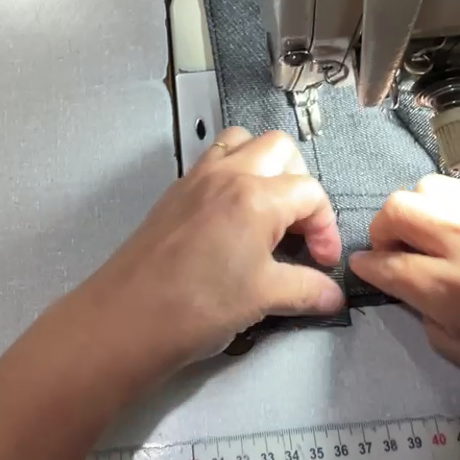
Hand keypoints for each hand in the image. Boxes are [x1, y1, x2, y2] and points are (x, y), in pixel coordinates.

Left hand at [57, 128, 344, 379]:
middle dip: (299, 182)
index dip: (325, 227)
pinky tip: (232, 217)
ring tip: (267, 209)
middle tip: (298, 226)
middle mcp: (228, 174)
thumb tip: (331, 294)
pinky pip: (213, 159)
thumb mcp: (264, 299)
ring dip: (264, 165)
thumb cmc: (197, 306)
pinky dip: (233, 172)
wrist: (128, 318)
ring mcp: (198, 177)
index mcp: (256, 196)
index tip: (321, 261)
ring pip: (242, 141)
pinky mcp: (176, 190)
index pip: (310, 191)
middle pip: (280, 148)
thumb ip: (307, 289)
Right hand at [350, 175, 459, 437]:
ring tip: (432, 238)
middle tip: (394, 253)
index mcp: (457, 292)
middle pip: (398, 208)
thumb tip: (417, 301)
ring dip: (418, 211)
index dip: (368, 269)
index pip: (388, 265)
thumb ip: (441, 331)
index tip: (364, 269)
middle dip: (384, 230)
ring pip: (430, 186)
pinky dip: (456, 210)